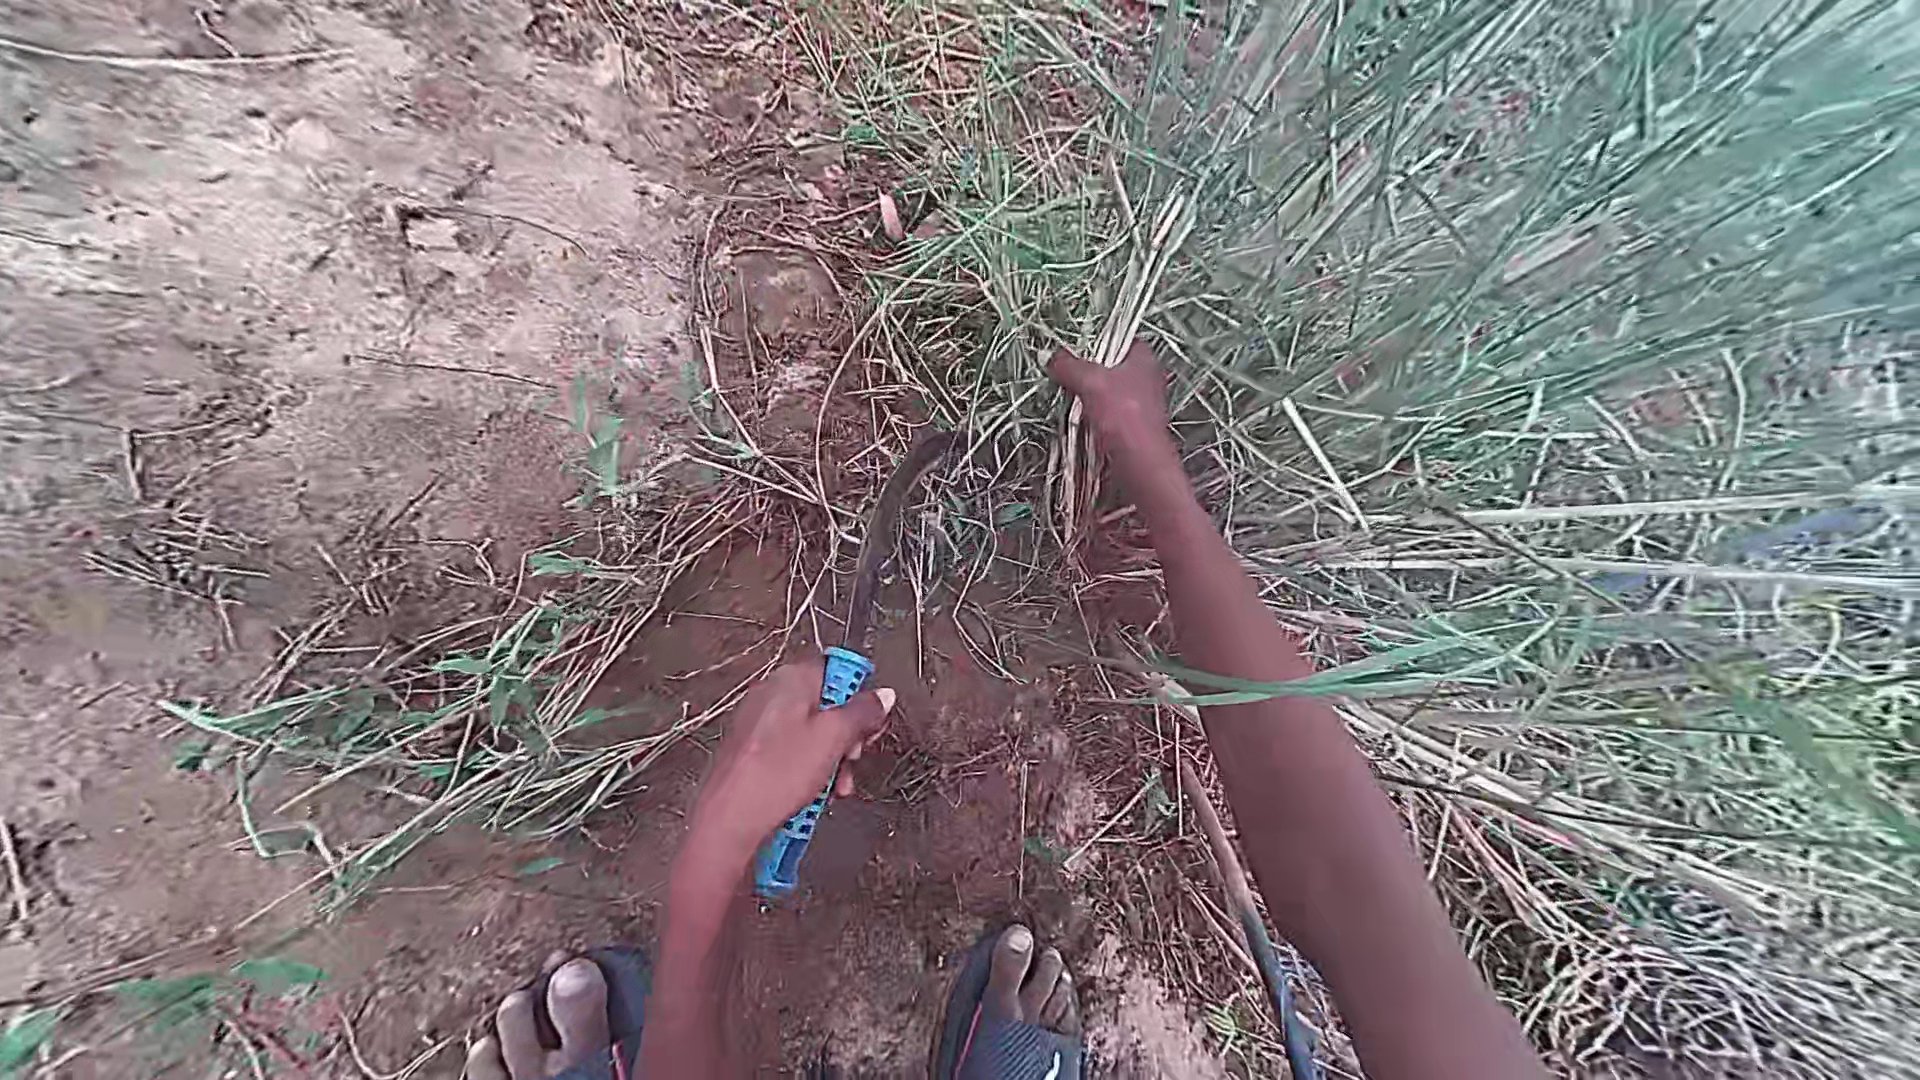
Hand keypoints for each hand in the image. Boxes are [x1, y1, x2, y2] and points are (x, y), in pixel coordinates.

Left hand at [689, 658, 894, 853]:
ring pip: (813, 730)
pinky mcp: (755, 751)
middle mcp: (773, 694)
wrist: (729, 822)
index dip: (858, 692)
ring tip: (836, 781)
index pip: (837, 667)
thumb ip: (864, 712)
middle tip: (852, 752)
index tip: (869, 715)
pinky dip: (811, 767)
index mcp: (791, 679)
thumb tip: (882, 696)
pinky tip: (816, 790)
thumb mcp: (835, 738)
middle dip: (847, 731)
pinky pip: (795, 750)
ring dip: (833, 755)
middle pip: (827, 701)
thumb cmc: (773, 776)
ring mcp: (761, 723)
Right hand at [1049, 339, 1172, 449]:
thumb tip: (1051, 356)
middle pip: (1111, 368)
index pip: (1121, 339)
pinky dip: (1093, 417)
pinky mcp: (1131, 430)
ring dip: (1089, 397)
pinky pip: (1107, 416)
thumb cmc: (1126, 416)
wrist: (1137, 461)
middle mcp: (1147, 381)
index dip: (1098, 340)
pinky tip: (1081, 422)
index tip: (1074, 348)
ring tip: (1071, 398)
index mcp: (1145, 359)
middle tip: (1067, 374)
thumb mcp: (1090, 381)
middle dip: (1088, 372)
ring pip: (1108, 394)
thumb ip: (1069, 366)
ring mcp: (1141, 407)